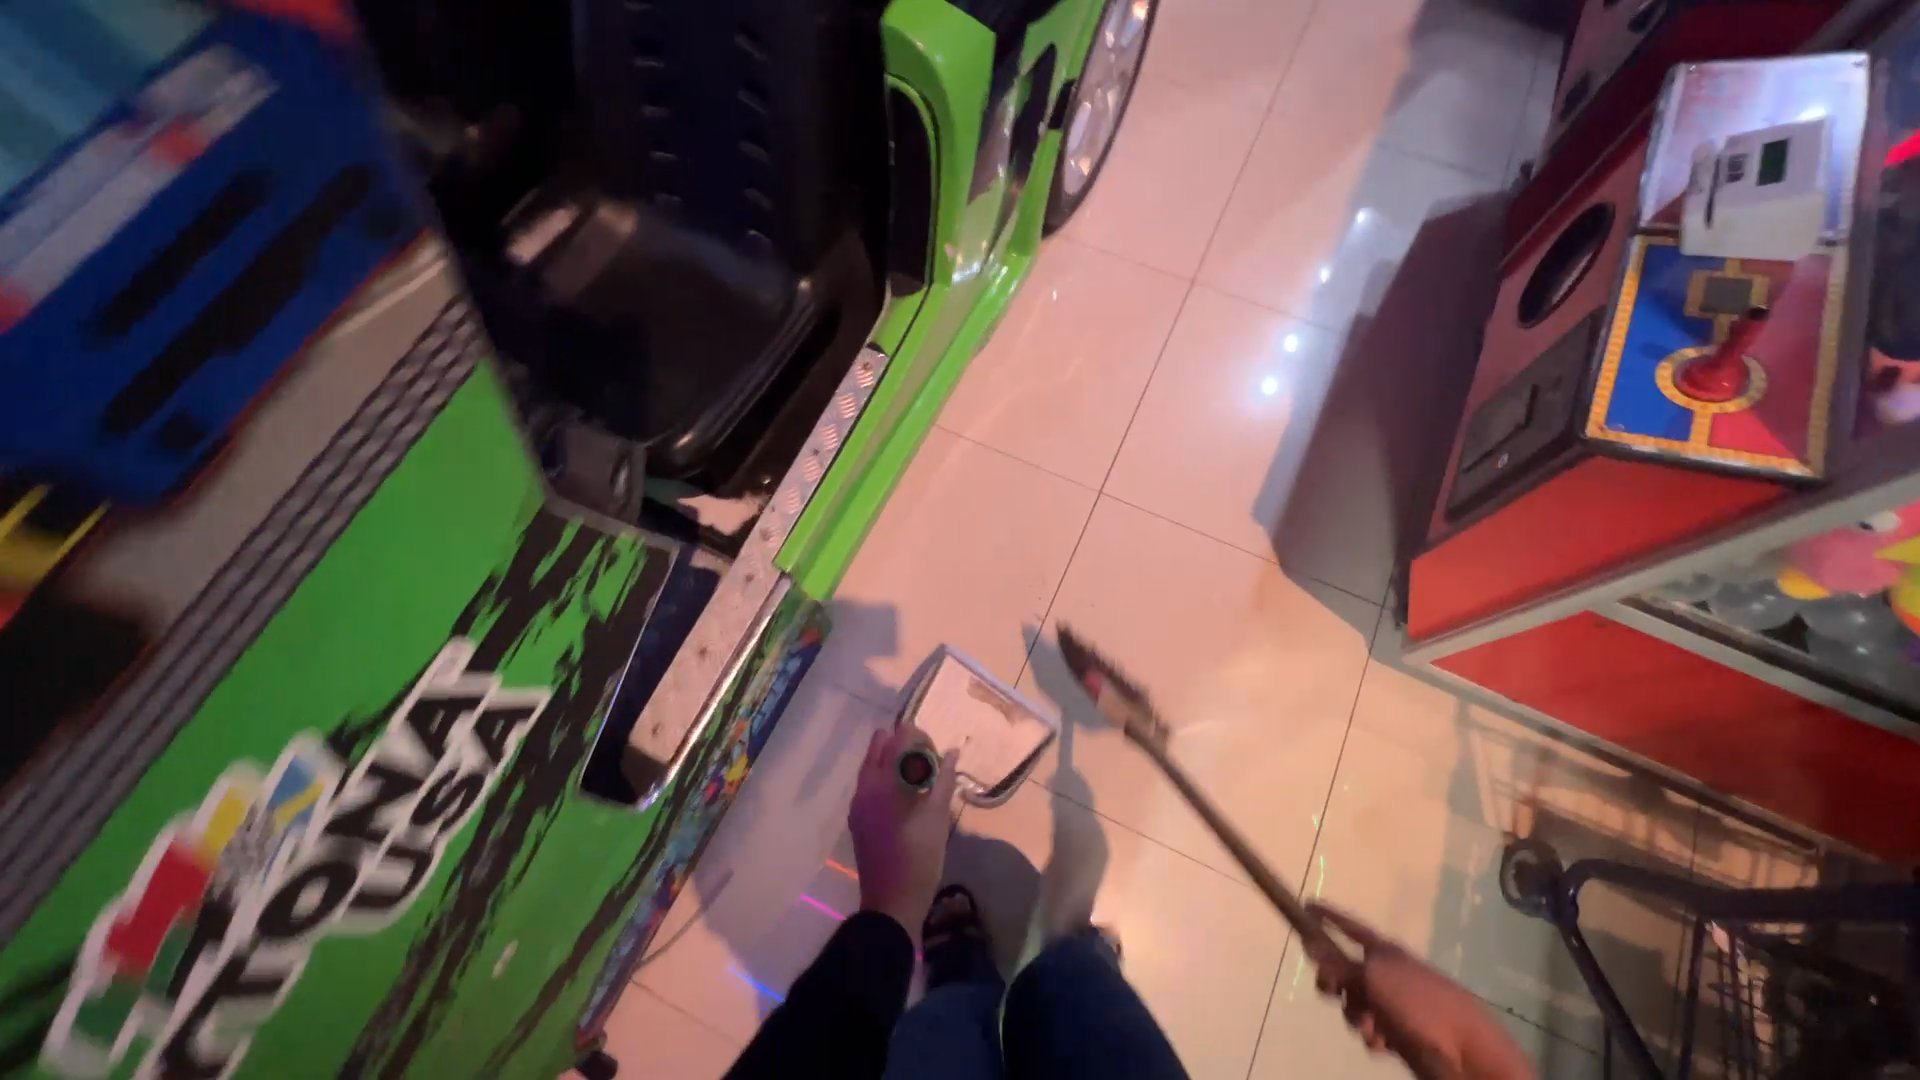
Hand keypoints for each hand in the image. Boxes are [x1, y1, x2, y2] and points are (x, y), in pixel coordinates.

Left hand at [848, 725, 958, 943]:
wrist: (891, 903)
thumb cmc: (920, 860)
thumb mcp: (938, 818)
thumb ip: (944, 780)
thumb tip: (952, 752)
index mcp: (886, 782)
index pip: (900, 738)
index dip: (920, 738)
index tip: (936, 754)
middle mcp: (866, 785)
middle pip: (881, 744)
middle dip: (904, 744)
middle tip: (927, 764)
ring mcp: (858, 801)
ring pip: (873, 763)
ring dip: (894, 761)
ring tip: (919, 781)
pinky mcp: (857, 816)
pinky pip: (869, 782)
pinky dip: (886, 778)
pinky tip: (905, 797)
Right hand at [1307, 904, 1534, 1079]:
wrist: (1469, 1052)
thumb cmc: (1420, 1005)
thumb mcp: (1373, 978)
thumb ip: (1339, 965)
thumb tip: (1310, 942)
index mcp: (1384, 952)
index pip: (1349, 927)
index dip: (1329, 916)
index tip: (1307, 906)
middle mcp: (1387, 974)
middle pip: (1345, 970)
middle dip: (1335, 983)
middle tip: (1330, 990)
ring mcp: (1395, 1004)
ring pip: (1355, 1004)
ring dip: (1356, 1015)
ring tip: (1370, 1026)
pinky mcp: (1401, 1033)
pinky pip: (1371, 1029)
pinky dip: (1372, 1035)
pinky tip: (1382, 1043)